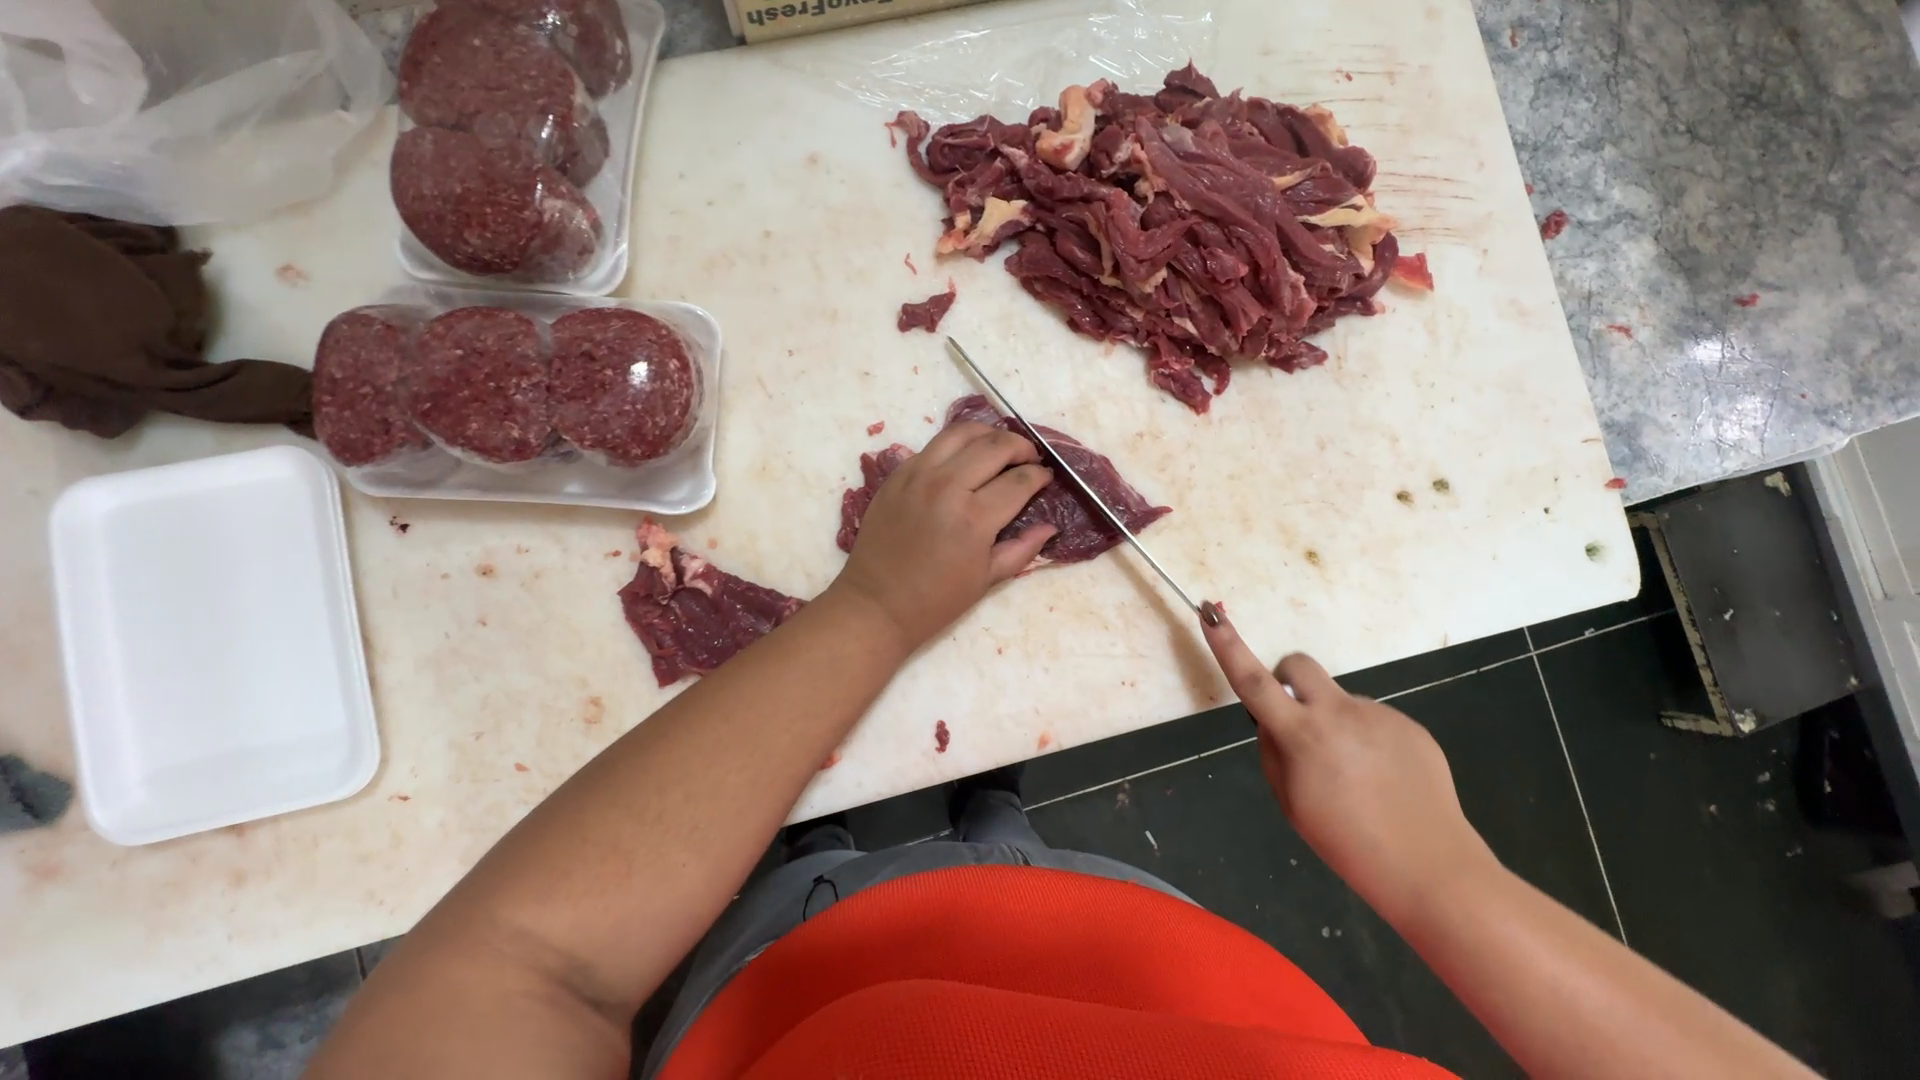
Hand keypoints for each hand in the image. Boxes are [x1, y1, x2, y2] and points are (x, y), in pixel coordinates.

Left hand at [831, 422, 1055, 648]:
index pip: (1019, 481)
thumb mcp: (987, 579)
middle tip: (1029, 458)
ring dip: (988, 434)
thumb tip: (1050, 526)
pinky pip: (933, 446)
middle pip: (994, 445)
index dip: (1040, 476)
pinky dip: (956, 446)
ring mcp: (917, 476)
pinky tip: (964, 460)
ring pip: (961, 433)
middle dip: (1021, 447)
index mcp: (974, 518)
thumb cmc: (935, 600)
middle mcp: (947, 486)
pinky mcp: (896, 475)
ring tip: (1000, 447)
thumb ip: (1022, 548)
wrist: (876, 604)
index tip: (1047, 478)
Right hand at [1201, 609, 1500, 921]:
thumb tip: (1275, 724)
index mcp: (1304, 736)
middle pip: (1300, 666)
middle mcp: (1340, 713)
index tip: (1211, 613)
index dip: (1228, 646)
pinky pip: (1373, 723)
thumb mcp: (1291, 802)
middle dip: (1287, 680)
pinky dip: (1367, 743)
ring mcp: (1380, 715)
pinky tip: (1383, 780)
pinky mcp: (1410, 726)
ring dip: (1334, 725)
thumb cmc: (1347, 842)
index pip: (1254, 682)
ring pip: (1340, 704)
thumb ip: (1275, 753)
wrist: (1430, 865)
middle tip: (1294, 718)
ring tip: (1356, 777)